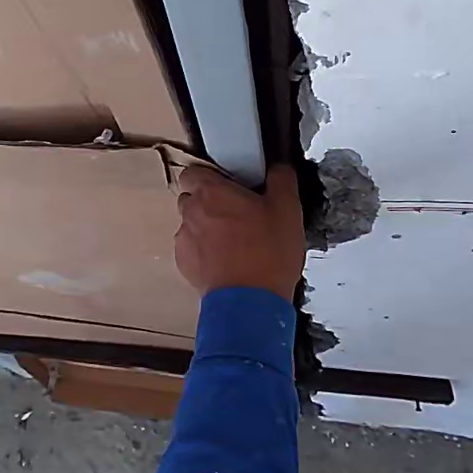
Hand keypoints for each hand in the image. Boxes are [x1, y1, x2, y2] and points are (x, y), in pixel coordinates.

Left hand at [173, 163, 304, 300]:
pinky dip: (205, 251)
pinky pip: (192, 249)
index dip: (210, 175)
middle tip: (237, 212)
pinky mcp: (184, 265)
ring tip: (236, 240)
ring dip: (207, 227)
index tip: (229, 184)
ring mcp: (185, 240)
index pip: (194, 171)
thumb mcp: (288, 209)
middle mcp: (192, 212)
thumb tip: (279, 168)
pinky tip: (228, 260)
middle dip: (210, 201)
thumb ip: (282, 179)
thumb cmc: (267, 254)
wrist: (250, 304)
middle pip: (192, 197)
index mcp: (212, 192)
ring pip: (192, 224)